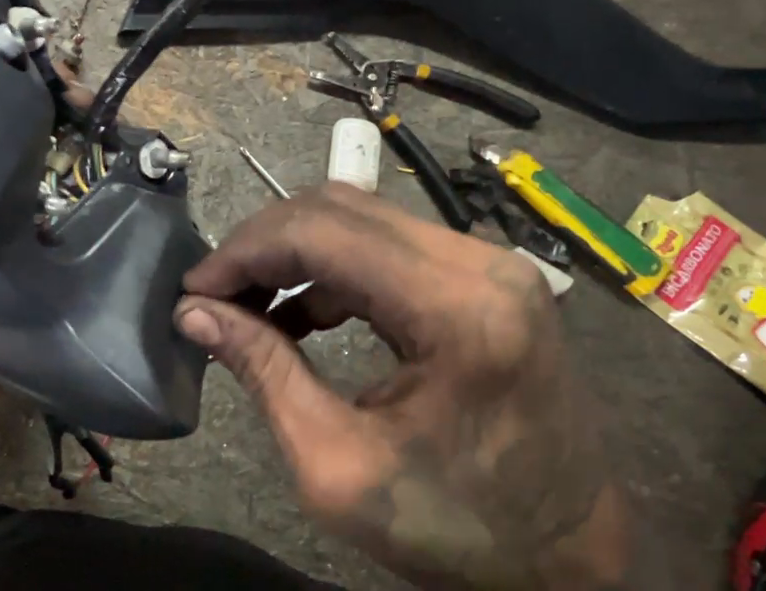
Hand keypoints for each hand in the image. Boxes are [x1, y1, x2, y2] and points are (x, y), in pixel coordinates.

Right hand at [174, 185, 647, 590]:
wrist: (573, 562)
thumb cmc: (459, 528)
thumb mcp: (337, 466)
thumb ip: (263, 372)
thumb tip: (192, 312)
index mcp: (456, 310)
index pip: (319, 234)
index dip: (242, 252)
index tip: (193, 290)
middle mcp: (480, 264)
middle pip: (335, 209)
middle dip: (260, 246)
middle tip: (213, 294)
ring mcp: (489, 264)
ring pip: (355, 216)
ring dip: (290, 252)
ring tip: (247, 305)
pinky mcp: (485, 276)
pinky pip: (383, 241)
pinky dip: (328, 265)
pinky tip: (299, 313)